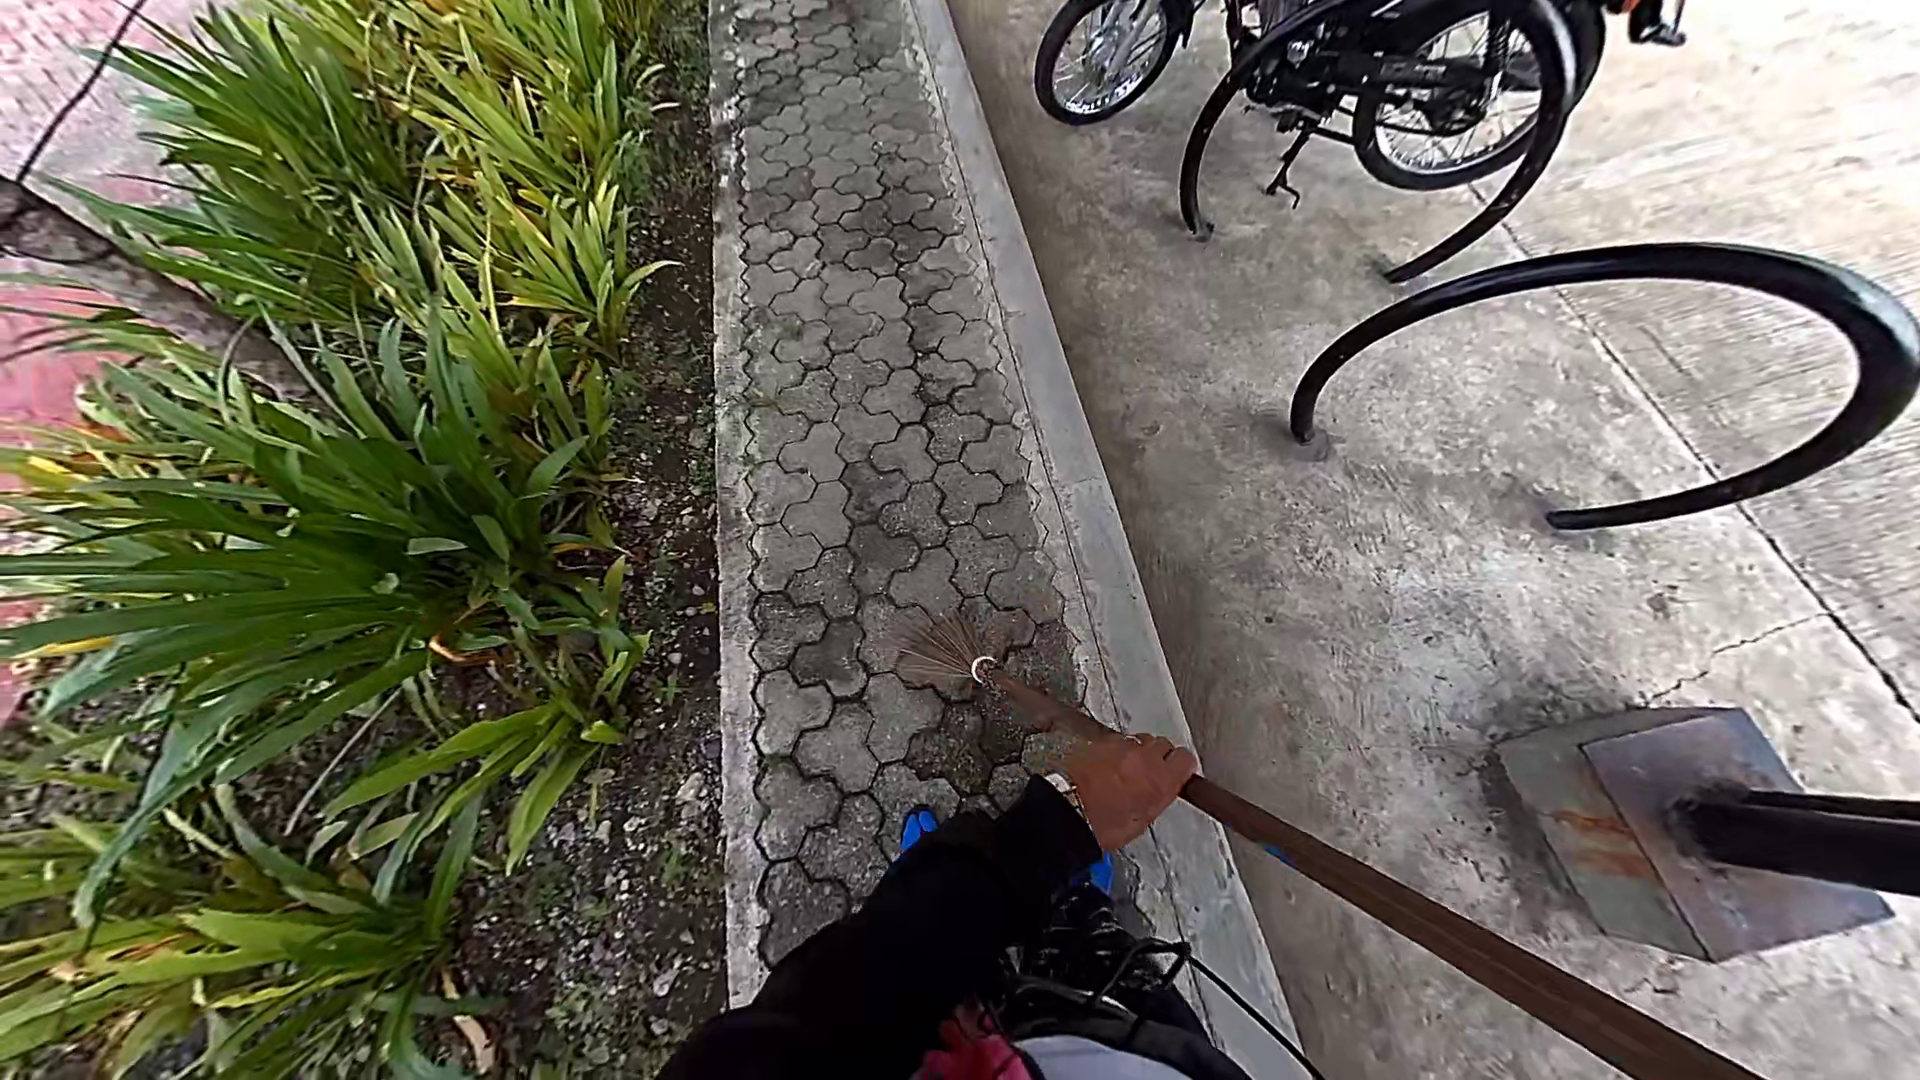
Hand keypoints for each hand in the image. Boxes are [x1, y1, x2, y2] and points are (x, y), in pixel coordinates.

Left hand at [1062, 733, 1197, 850]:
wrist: (1067, 808)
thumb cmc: (1099, 823)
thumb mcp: (1141, 822)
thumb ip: (1157, 799)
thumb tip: (1161, 790)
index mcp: (1159, 780)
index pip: (1185, 759)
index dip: (1182, 766)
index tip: (1178, 771)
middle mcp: (1143, 757)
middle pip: (1163, 744)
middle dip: (1160, 756)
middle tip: (1151, 772)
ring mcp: (1121, 745)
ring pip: (1141, 739)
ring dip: (1140, 752)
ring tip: (1129, 770)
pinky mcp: (1102, 740)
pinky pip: (1119, 740)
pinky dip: (1120, 750)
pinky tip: (1112, 765)